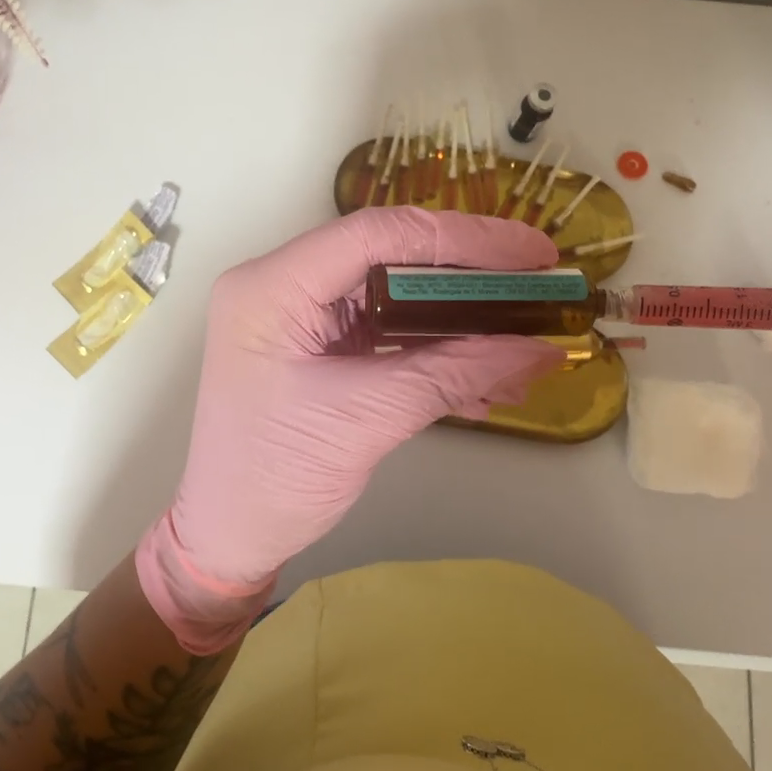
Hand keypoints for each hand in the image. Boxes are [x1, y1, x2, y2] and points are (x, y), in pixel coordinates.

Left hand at [136, 207, 567, 651]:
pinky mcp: (316, 348)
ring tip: (524, 343)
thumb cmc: (275, 477)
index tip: (533, 253)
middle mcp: (282, 286)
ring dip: (459, 322)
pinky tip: (485, 378)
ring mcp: (299, 318)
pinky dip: (434, 352)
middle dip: (469, 278)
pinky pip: (385, 334)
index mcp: (272, 287)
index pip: (378, 234)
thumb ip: (453, 374)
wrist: (229, 536)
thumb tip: (541, 347)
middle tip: (539, 289)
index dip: (463, 237)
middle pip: (390, 258)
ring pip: (395, 297)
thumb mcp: (366, 420)